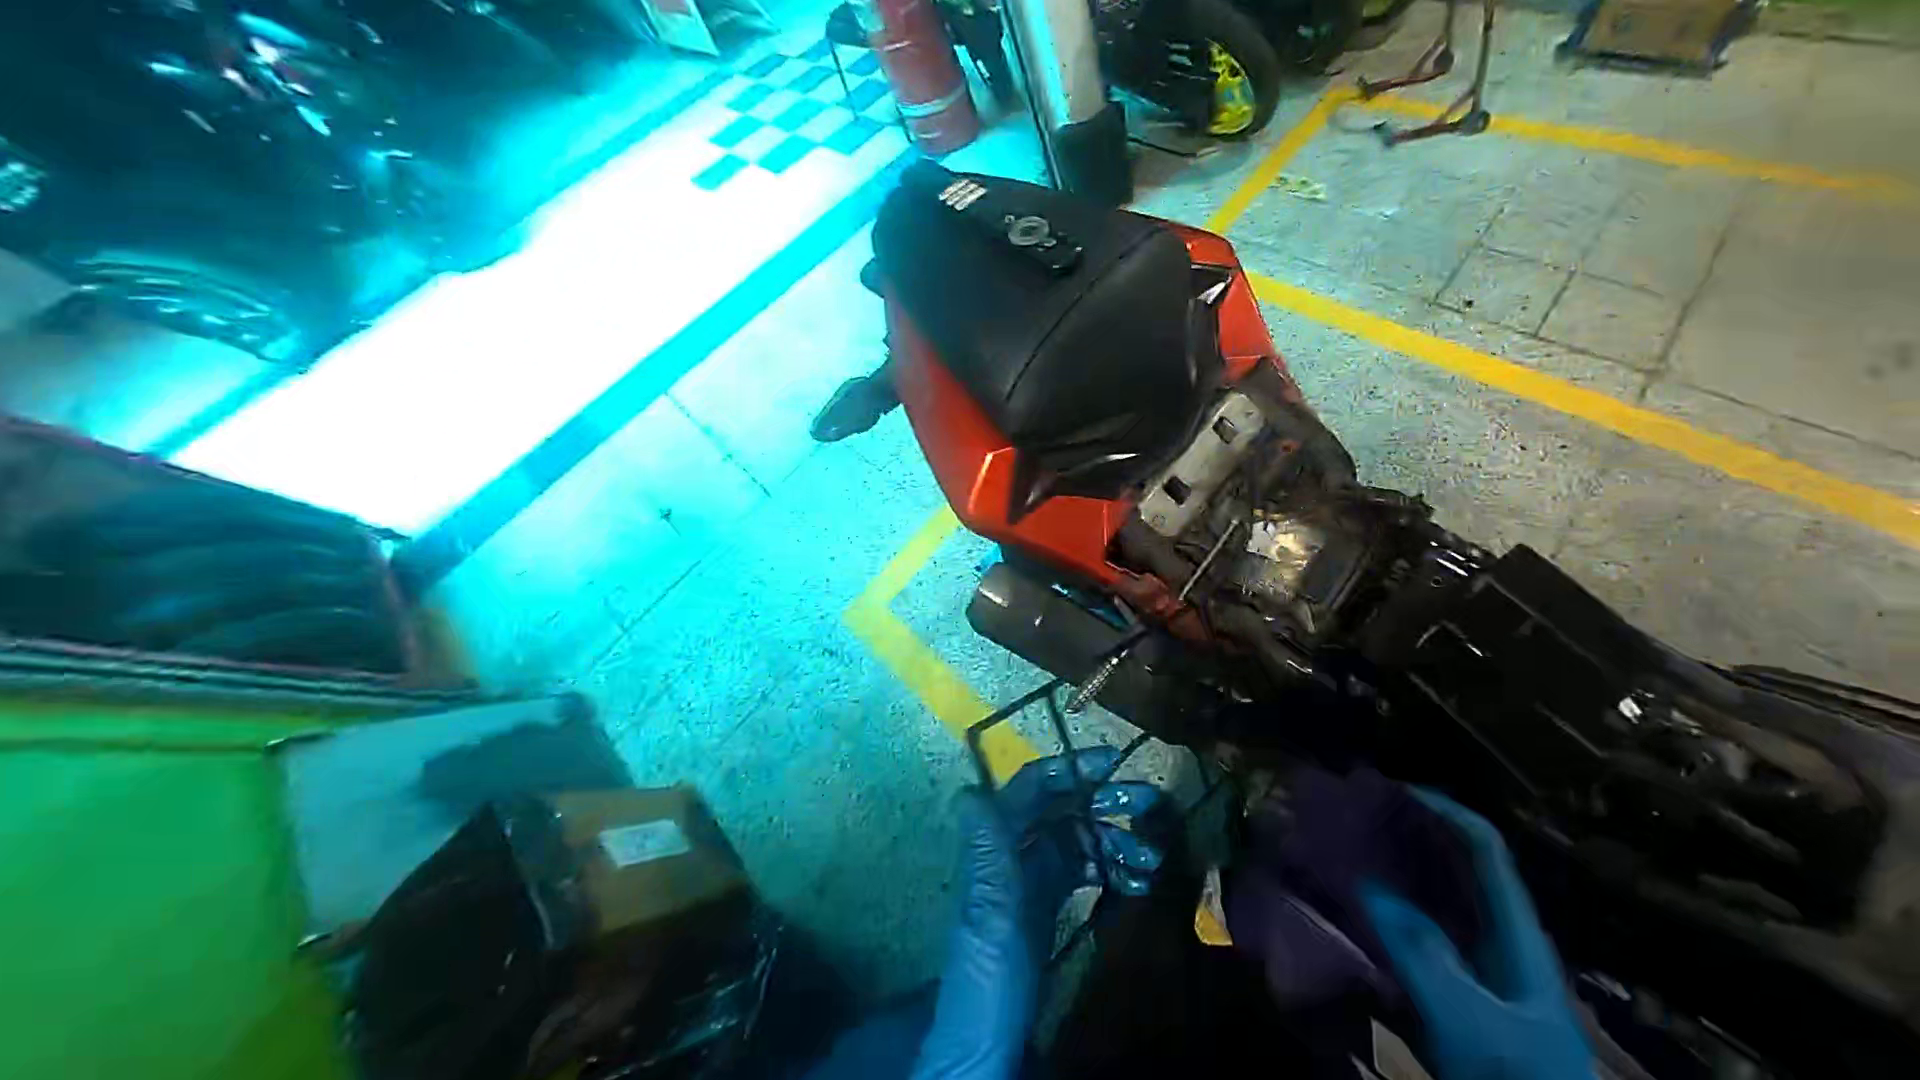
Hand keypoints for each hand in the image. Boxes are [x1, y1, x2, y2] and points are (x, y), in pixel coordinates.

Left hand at [908, 748, 1163, 1079]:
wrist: (990, 1036)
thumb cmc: (991, 971)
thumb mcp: (991, 912)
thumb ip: (984, 852)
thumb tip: (968, 790)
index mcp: (996, 844)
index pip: (1031, 787)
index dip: (1068, 769)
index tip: (1113, 762)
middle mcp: (1012, 850)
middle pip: (1061, 808)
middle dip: (1103, 802)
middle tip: (1151, 806)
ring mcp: (1031, 875)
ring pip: (1077, 838)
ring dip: (1114, 840)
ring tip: (1154, 858)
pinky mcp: (1047, 900)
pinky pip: (1083, 870)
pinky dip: (1109, 869)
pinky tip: (1140, 882)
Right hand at [1359, 790, 1593, 1079]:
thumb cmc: (1513, 1076)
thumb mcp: (1470, 1022)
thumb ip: (1421, 956)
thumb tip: (1366, 885)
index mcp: (1514, 933)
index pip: (1485, 848)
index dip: (1443, 809)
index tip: (1390, 789)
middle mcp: (1493, 935)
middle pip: (1451, 863)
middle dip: (1403, 830)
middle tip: (1348, 811)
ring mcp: (1470, 961)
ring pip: (1428, 894)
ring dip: (1386, 864)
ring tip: (1337, 845)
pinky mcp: (1447, 985)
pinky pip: (1408, 927)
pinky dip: (1377, 905)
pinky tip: (1344, 904)